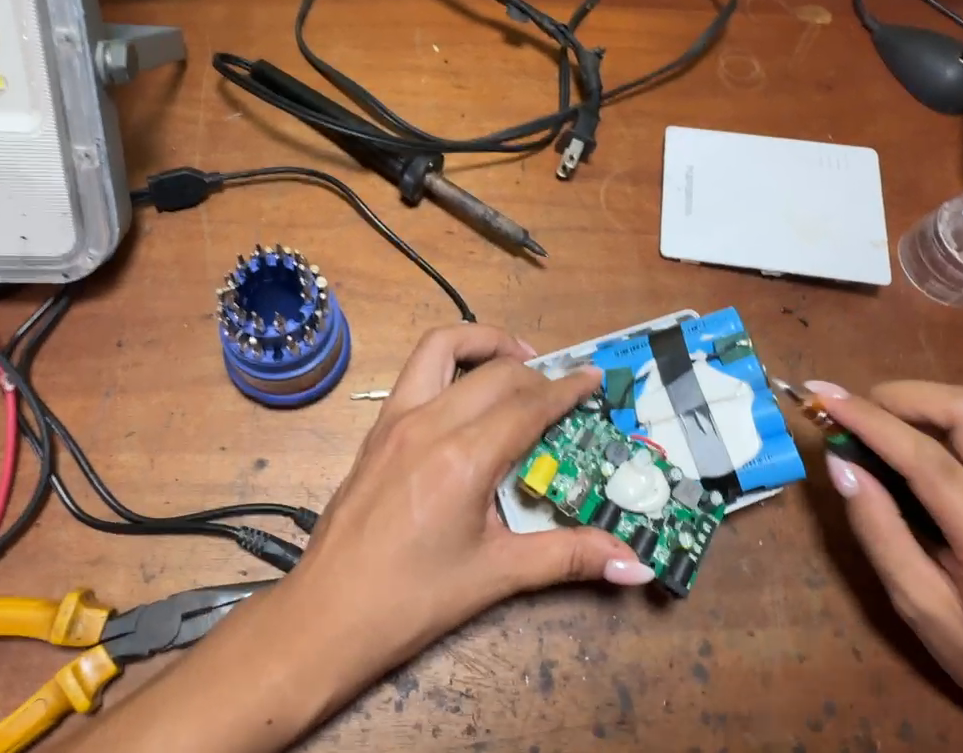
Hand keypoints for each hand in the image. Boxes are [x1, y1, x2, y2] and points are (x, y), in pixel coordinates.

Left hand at [290, 325, 647, 676]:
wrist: (325, 617)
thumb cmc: (412, 601)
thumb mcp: (496, 576)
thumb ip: (568, 557)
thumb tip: (637, 565)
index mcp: (462, 458)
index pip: (528, 405)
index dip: (566, 389)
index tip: (593, 377)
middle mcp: (427, 423)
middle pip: (494, 372)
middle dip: (536, 373)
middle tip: (562, 392)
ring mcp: (394, 420)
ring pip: (441, 348)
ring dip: (483, 344)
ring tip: (514, 363)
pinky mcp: (375, 429)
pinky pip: (415, 372)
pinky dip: (449, 364)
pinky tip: (466, 397)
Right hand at [809, 380, 962, 750]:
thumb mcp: (916, 606)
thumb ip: (879, 530)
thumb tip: (841, 462)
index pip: (932, 462)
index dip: (873, 422)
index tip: (824, 398)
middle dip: (903, 396)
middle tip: (853, 410)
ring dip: (918, 405)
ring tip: (872, 425)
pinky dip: (935, 424)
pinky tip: (905, 448)